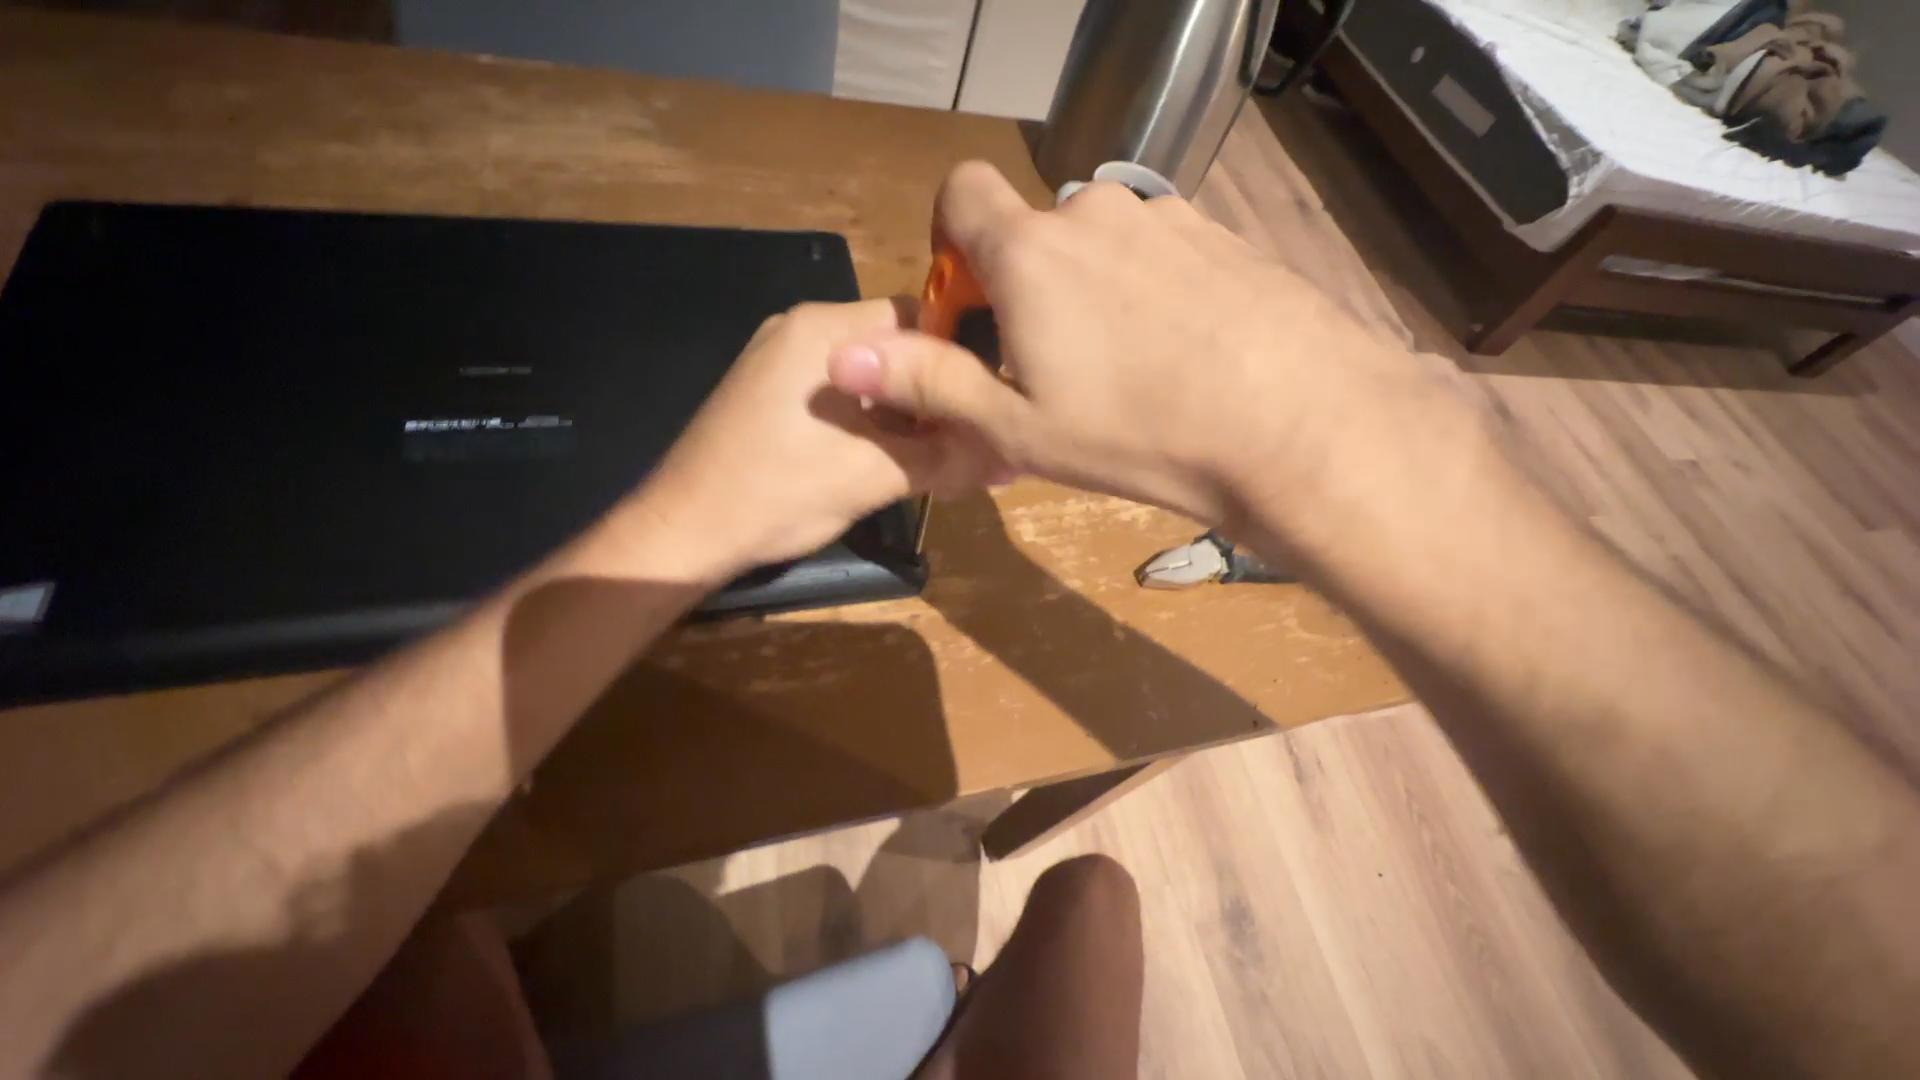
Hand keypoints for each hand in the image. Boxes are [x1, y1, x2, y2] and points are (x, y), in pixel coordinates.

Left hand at [621, 298, 1002, 578]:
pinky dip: (871, 418)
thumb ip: (945, 458)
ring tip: (943, 448)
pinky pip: (839, 391)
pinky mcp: (769, 391)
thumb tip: (1013, 455)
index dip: (961, 356)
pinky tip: (892, 454)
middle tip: (974, 430)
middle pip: (893, 345)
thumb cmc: (774, 494)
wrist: (681, 532)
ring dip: (904, 408)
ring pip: (867, 372)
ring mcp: (779, 359)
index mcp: (823, 331)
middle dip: (934, 388)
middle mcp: (799, 329)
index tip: (994, 396)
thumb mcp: (870, 477)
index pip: (917, 317)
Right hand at [825, 161, 1453, 533]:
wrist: (1294, 423)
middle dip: (1026, 283)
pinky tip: (1182, 353)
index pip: (960, 191)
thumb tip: (841, 358)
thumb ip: (927, 383)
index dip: (951, 240)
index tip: (970, 308)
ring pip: (1101, 244)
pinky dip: (1151, 290)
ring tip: (1126, 369)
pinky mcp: (1222, 236)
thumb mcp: (1016, 425)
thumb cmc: (1136, 431)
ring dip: (1091, 291)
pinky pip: (1161, 252)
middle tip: (1052, 366)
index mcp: (1029, 251)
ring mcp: (1165, 218)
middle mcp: (1093, 212)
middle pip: (1034, 229)